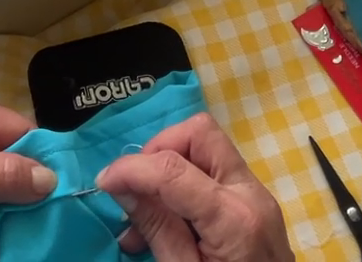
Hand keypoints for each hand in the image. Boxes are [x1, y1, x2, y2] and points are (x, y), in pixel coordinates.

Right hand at [96, 113, 294, 261]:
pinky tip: (165, 214)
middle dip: (160, 149)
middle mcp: (251, 192)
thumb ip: (157, 229)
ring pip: (208, 144)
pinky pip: (214, 168)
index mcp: (235, 219)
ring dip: (170, 163)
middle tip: (137, 185)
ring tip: (144, 209)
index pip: (173, 168)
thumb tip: (121, 187)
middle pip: (200, 133)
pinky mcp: (255, 201)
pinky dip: (185, 178)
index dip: (132, 168)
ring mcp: (257, 194)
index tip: (104, 180)